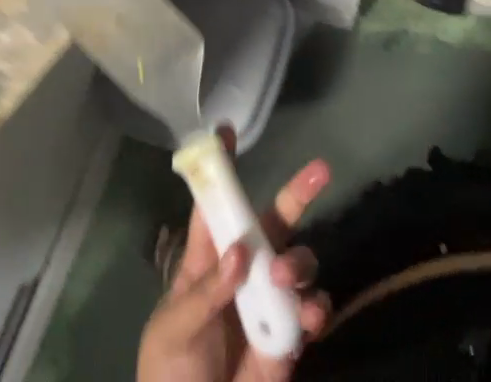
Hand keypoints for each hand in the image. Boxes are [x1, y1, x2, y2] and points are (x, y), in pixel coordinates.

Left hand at [137, 147, 332, 381]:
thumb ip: (205, 293)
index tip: (226, 133)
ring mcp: (270, 300)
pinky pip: (313, 308)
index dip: (221, 170)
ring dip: (298, 262)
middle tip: (321, 170)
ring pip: (300, 260)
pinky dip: (316, 308)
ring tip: (282, 278)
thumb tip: (242, 253)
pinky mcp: (291, 333)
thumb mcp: (172, 331)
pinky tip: (307, 317)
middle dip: (299, 192)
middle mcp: (246, 271)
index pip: (215, 207)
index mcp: (208, 261)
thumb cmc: (169, 372)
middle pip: (275, 222)